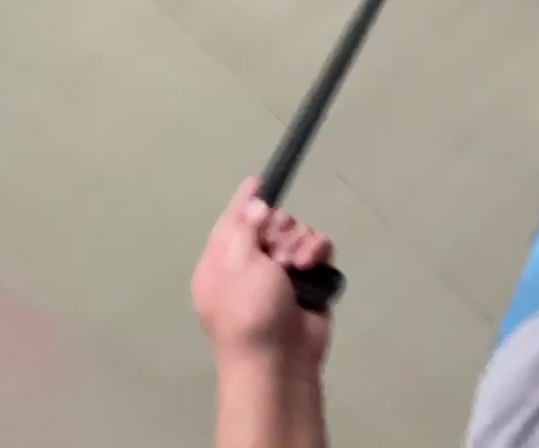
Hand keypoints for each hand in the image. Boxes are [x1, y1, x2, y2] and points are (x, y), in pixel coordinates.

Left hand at [192, 178, 334, 372]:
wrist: (280, 358)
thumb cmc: (249, 312)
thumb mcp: (238, 266)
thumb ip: (245, 229)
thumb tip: (256, 205)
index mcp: (221, 264)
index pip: (232, 222)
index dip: (245, 201)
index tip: (257, 180)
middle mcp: (249, 265)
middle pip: (271, 223)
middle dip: (281, 229)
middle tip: (279, 249)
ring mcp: (279, 273)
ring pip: (297, 233)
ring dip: (302, 242)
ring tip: (300, 264)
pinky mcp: (307, 278)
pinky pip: (317, 248)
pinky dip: (318, 251)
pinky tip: (315, 263)